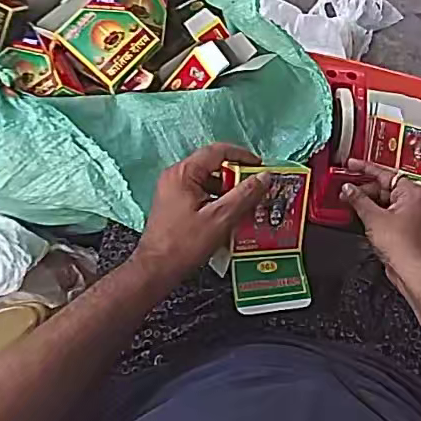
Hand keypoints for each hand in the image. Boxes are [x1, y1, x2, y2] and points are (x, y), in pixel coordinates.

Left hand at [130, 142, 272, 285]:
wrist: (156, 269)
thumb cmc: (185, 243)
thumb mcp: (220, 218)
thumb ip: (244, 195)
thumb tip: (265, 176)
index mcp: (184, 173)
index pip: (217, 151)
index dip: (242, 156)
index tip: (261, 166)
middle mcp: (175, 176)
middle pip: (212, 166)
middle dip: (237, 177)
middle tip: (257, 188)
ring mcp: (172, 191)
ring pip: (207, 182)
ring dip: (228, 191)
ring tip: (249, 204)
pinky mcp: (173, 205)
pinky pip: (200, 195)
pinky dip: (216, 201)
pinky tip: (231, 217)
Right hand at [340, 157, 420, 292]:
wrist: (412, 269)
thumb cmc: (403, 245)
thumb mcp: (373, 217)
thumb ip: (358, 200)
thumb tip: (349, 189)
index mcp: (411, 192)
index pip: (384, 173)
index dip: (365, 168)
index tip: (352, 164)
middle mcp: (413, 201)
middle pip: (383, 187)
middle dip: (363, 189)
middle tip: (345, 189)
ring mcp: (409, 214)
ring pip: (383, 201)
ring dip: (366, 202)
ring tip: (349, 202)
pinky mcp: (403, 227)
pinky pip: (385, 213)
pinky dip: (372, 213)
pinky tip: (359, 215)